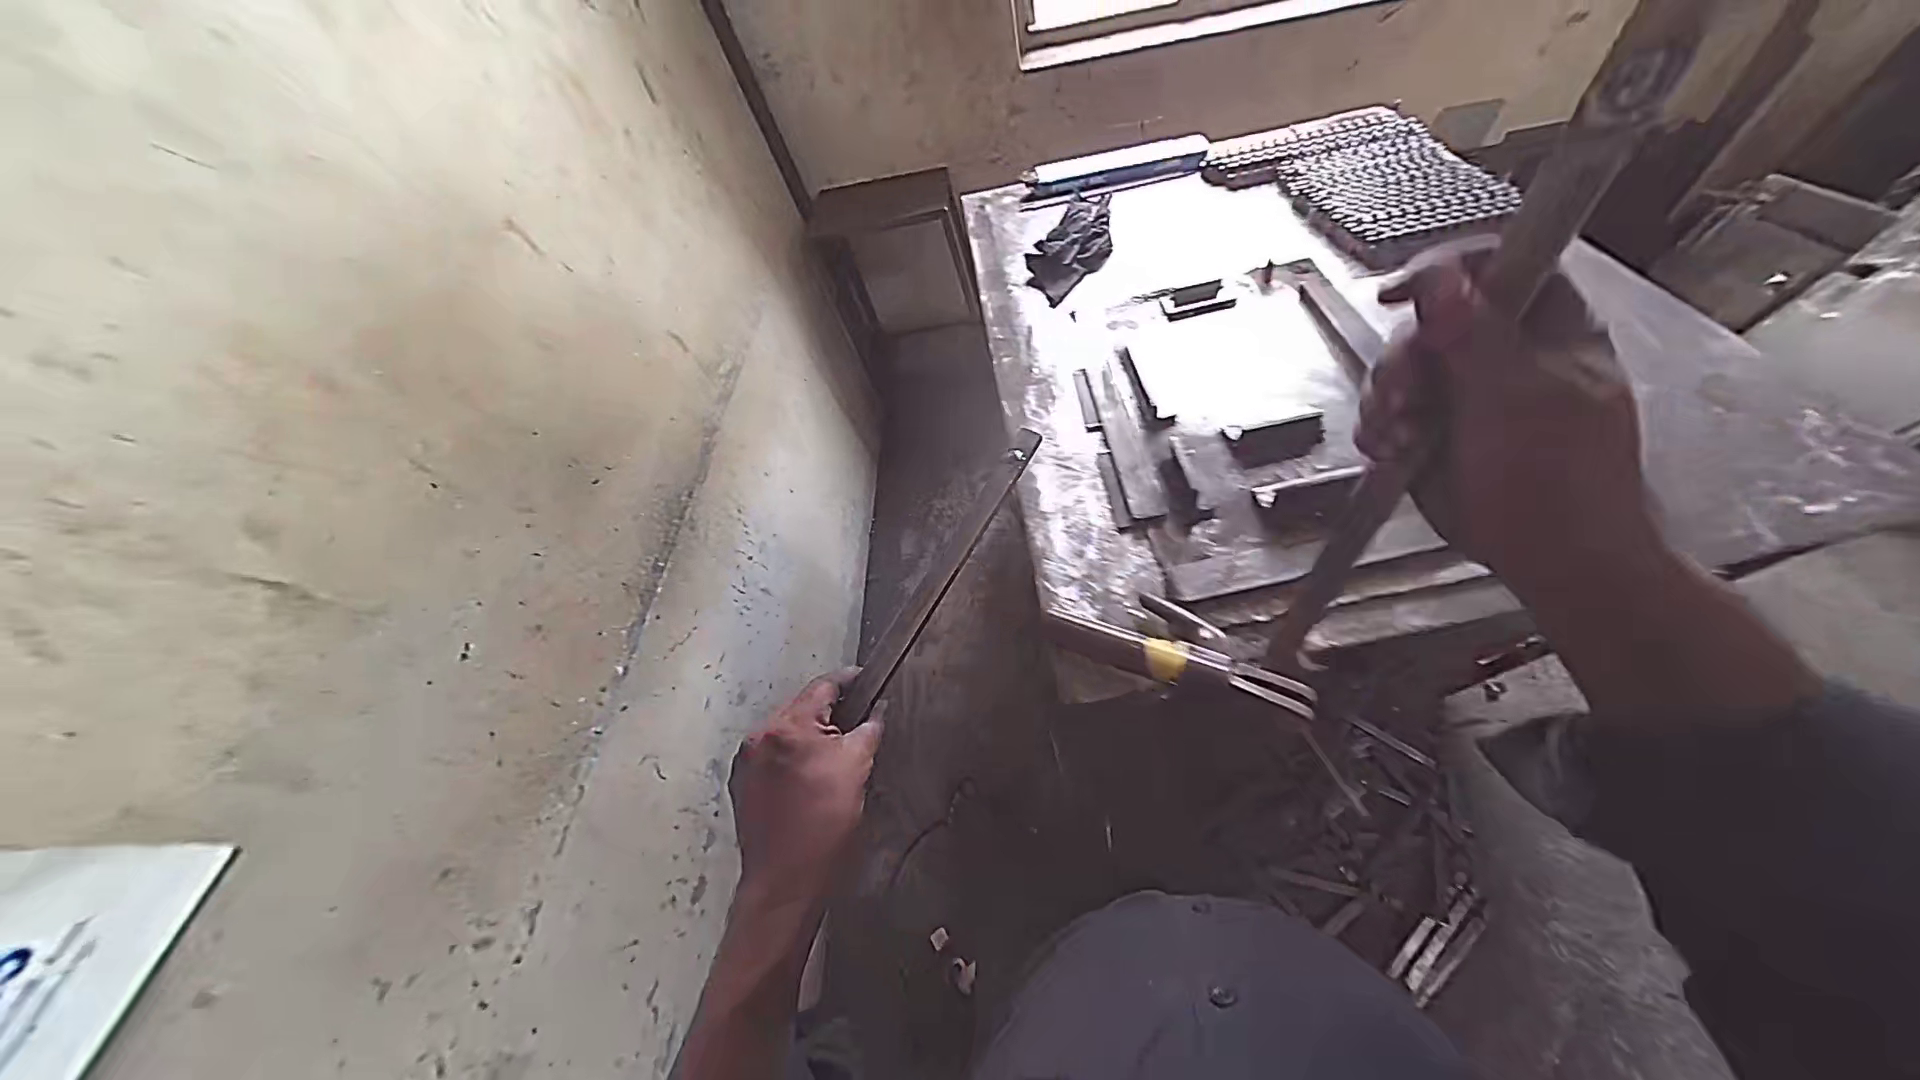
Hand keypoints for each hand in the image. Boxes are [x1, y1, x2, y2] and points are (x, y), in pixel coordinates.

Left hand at [728, 670, 884, 911]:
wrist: (784, 882)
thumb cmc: (823, 826)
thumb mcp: (857, 768)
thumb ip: (869, 729)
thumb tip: (877, 711)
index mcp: (787, 726)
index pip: (823, 686)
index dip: (849, 680)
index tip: (865, 680)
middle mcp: (760, 736)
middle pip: (802, 707)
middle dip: (830, 712)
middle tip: (858, 723)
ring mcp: (747, 760)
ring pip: (787, 731)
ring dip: (811, 735)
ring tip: (836, 754)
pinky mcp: (742, 783)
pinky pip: (773, 754)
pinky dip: (793, 756)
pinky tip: (811, 776)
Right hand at [1356, 244, 1657, 592]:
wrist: (1545, 551)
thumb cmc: (1558, 475)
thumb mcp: (1519, 398)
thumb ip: (1476, 338)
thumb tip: (1439, 281)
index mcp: (1543, 326)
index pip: (1494, 267)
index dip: (1445, 269)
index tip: (1397, 292)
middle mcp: (1495, 351)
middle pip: (1425, 325)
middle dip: (1401, 362)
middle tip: (1402, 399)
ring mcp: (1457, 391)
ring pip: (1396, 369)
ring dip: (1383, 401)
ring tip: (1397, 437)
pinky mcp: (1425, 427)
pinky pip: (1383, 411)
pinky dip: (1376, 429)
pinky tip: (1389, 450)